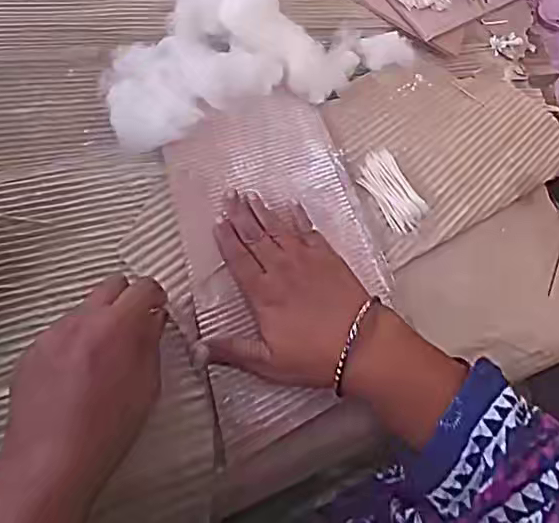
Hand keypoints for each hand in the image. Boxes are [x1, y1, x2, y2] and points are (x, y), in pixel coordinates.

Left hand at [0, 275, 166, 521]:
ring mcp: (53, 335)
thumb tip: (153, 322)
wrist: (48, 468)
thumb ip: (151, 343)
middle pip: (111, 285)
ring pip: (84, 309)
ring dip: (96, 323)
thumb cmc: (98, 437)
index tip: (156, 306)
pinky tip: (75, 375)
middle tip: (132, 325)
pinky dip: (71, 343)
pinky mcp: (31, 352)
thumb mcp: (146, 387)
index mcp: (115, 326)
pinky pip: (59, 333)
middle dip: (125, 300)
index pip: (143, 286)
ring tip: (101, 359)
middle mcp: (82, 322)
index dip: (154, 296)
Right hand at [204, 194, 370, 387]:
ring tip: (250, 196)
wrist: (359, 343)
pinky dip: (298, 216)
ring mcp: (304, 258)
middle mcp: (281, 269)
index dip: (226, 239)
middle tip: (228, 196)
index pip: (238, 259)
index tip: (218, 222)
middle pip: (254, 236)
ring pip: (277, 228)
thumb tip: (199, 348)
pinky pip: (307, 229)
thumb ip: (232, 351)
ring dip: (262, 211)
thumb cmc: (314, 356)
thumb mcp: (268, 362)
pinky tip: (291, 205)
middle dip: (239, 215)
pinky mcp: (326, 255)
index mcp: (264, 293)